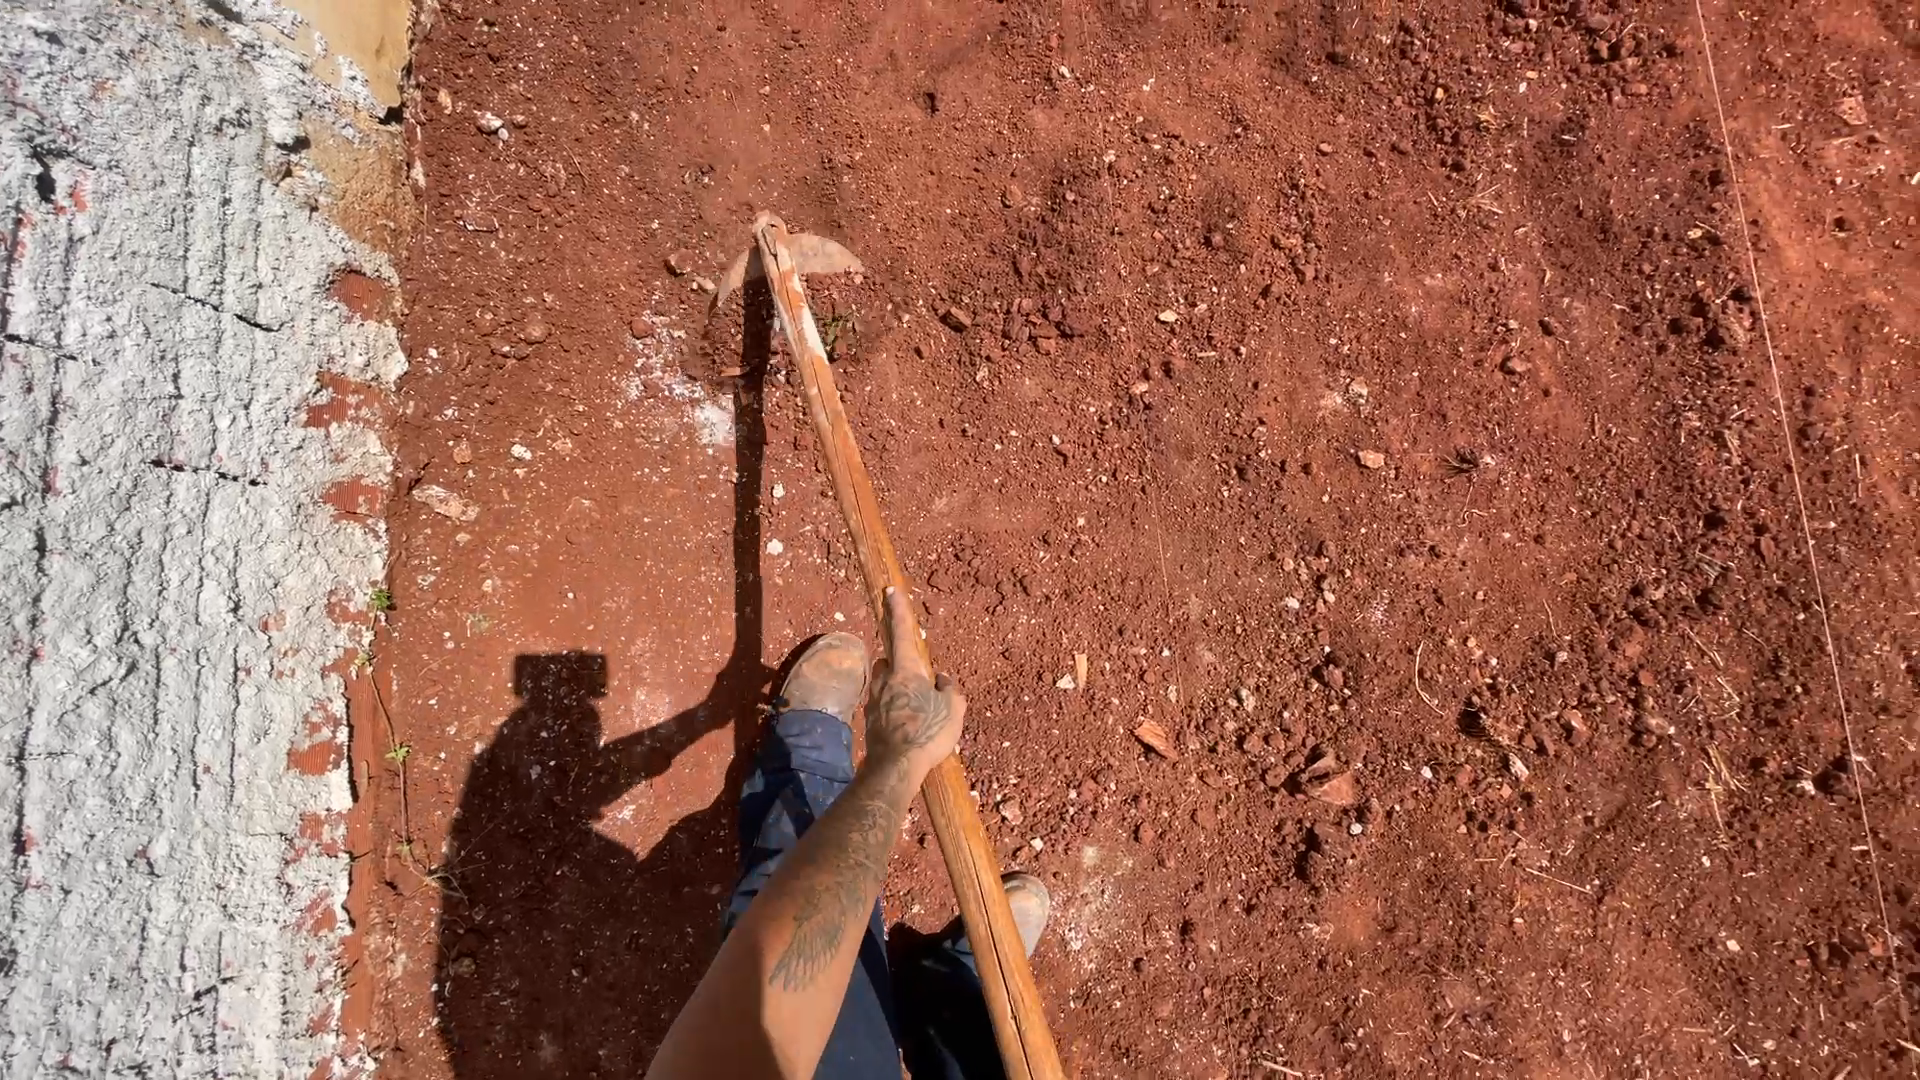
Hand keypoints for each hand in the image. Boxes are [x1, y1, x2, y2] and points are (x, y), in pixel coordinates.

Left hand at [864, 587, 964, 778]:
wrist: (895, 767)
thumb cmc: (928, 733)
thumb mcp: (954, 709)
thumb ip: (949, 689)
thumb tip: (942, 680)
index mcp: (906, 670)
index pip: (902, 631)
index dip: (898, 609)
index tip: (890, 590)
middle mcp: (885, 679)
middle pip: (888, 658)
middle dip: (899, 659)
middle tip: (916, 675)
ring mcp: (873, 699)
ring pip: (883, 681)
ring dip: (895, 684)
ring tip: (914, 703)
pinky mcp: (870, 718)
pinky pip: (883, 703)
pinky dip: (894, 706)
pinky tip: (907, 723)